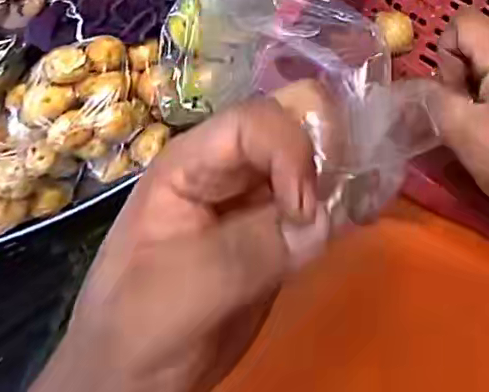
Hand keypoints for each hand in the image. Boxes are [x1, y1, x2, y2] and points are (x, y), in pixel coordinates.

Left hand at [33, 98, 330, 391]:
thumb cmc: (134, 330)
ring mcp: (257, 192)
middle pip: (289, 123)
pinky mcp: (280, 224)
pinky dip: (343, 197)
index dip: (286, 148)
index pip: (251, 122)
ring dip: (340, 169)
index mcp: (193, 162)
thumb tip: (322, 219)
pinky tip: (356, 214)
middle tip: (345, 189)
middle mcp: (230, 165)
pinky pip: (319, 194)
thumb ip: (247, 253)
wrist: (130, 385)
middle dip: (323, 146)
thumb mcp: (180, 293)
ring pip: (311, 154)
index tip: (304, 205)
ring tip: (358, 200)